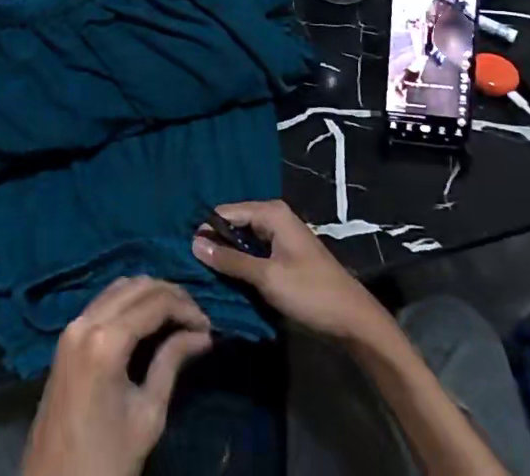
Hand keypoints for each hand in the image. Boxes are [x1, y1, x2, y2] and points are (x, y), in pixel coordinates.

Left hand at [21, 277, 214, 475]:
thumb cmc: (105, 460)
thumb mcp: (148, 413)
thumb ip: (172, 362)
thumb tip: (203, 334)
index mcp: (105, 341)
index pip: (157, 302)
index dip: (188, 309)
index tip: (209, 328)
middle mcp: (85, 322)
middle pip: (139, 286)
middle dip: (172, 296)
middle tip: (196, 321)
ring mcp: (71, 328)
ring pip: (120, 287)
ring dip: (151, 295)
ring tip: (177, 319)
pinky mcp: (66, 339)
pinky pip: (104, 302)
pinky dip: (130, 301)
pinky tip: (149, 321)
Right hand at [191, 200, 392, 343]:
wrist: (350, 318)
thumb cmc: (310, 292)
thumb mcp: (267, 277)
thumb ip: (231, 260)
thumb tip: (195, 243)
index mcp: (273, 213)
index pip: (226, 212)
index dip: (205, 229)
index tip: (180, 251)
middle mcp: (274, 219)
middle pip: (233, 225)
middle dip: (213, 243)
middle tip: (185, 267)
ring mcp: (278, 239)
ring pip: (241, 242)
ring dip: (224, 257)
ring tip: (196, 276)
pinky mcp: (280, 258)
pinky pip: (251, 255)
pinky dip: (237, 266)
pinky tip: (220, 282)